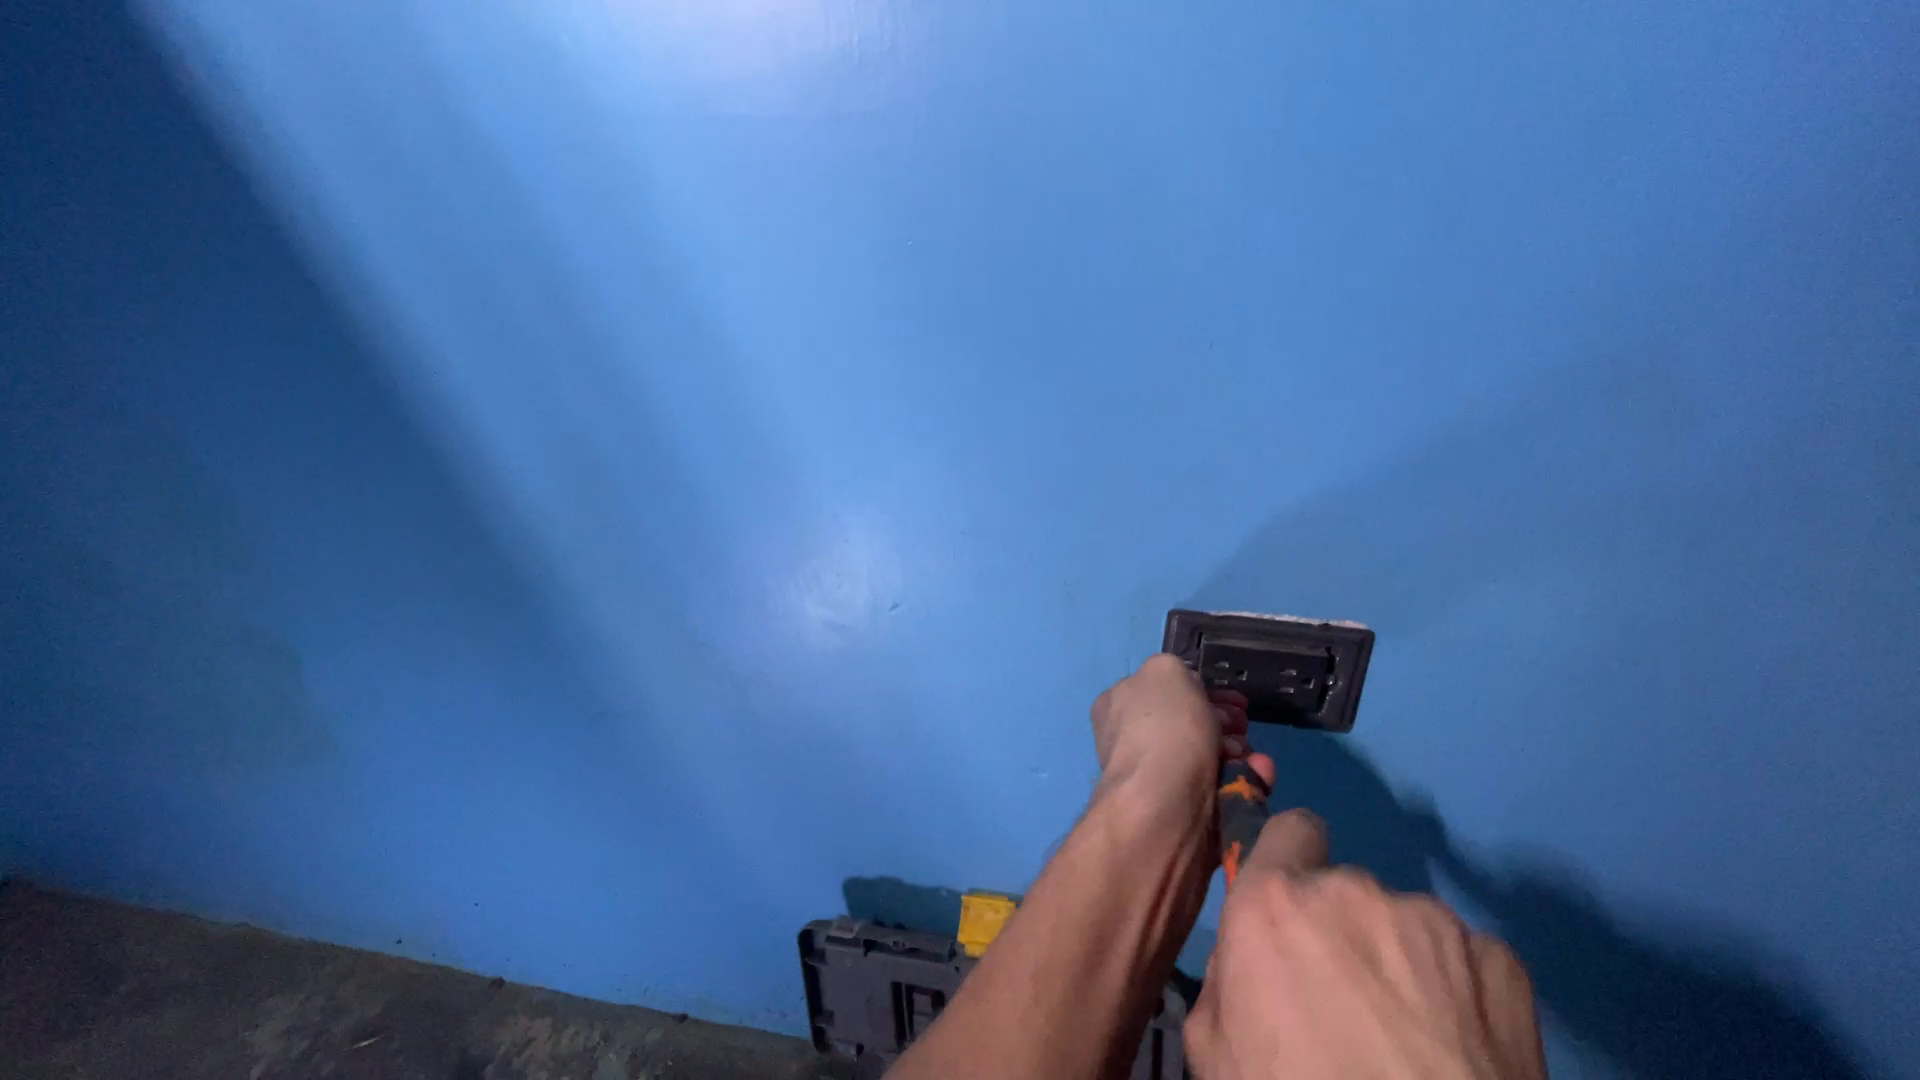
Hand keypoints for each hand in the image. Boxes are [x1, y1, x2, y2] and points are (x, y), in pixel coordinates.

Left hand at [1089, 653, 1272, 815]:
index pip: (1165, 692)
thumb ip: (1176, 671)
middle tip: (1243, 724)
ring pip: (1211, 757)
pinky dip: (1245, 779)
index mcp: (1119, 705)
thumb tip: (1187, 689)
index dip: (1202, 691)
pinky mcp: (1185, 811)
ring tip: (1250, 756)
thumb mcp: (1165, 671)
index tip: (1233, 699)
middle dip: (1225, 722)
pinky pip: (1223, 787)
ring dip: (1240, 751)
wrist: (1164, 802)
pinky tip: (1257, 774)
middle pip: (1190, 725)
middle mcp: (1133, 741)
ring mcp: (1157, 778)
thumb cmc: (1162, 728)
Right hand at [1186, 811, 1545, 1079]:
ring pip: (1404, 924)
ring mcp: (1434, 921)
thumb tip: (1250, 959)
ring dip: (1399, 961)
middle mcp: (1353, 889)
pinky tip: (1458, 1053)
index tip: (1292, 911)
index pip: (1289, 830)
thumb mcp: (1212, 1051)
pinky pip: (1463, 960)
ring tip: (1410, 1040)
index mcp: (1275, 901)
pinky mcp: (1502, 962)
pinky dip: (1456, 993)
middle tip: (1348, 1006)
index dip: (1289, 862)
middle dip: (1340, 930)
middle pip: (1342, 888)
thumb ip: (1226, 978)